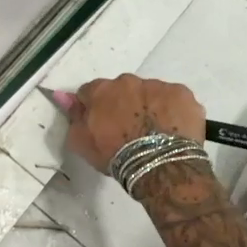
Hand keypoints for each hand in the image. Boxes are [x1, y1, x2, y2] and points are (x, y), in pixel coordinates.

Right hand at [64, 74, 205, 175]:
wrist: (160, 165)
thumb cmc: (115, 155)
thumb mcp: (81, 142)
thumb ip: (72, 116)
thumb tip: (63, 96)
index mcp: (101, 90)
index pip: (89, 92)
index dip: (93, 108)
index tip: (99, 125)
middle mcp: (129, 81)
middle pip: (121, 90)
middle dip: (122, 104)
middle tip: (128, 130)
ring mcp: (158, 86)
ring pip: (149, 93)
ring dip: (147, 106)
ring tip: (153, 132)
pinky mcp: (184, 94)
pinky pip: (173, 99)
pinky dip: (171, 110)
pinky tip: (171, 129)